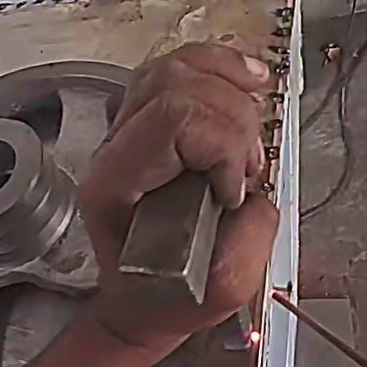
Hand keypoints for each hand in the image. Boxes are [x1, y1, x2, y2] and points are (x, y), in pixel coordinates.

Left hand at [80, 43, 280, 355]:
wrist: (143, 298)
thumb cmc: (172, 297)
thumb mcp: (222, 291)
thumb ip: (249, 239)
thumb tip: (254, 188)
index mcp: (115, 185)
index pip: (174, 119)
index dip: (224, 147)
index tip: (234, 193)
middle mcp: (112, 149)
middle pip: (179, 84)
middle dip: (234, 125)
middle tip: (245, 175)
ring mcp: (127, 131)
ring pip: (177, 68)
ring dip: (230, 93)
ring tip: (252, 136)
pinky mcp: (148, 123)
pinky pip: (180, 70)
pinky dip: (220, 68)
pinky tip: (250, 79)